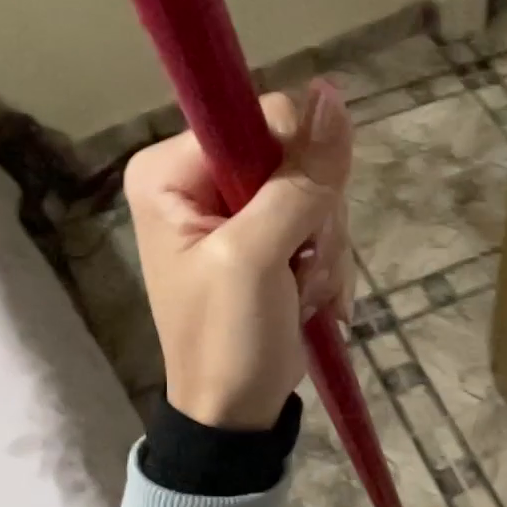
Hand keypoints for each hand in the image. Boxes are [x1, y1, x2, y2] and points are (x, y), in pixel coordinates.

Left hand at [124, 80, 354, 430]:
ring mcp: (238, 211)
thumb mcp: (257, 257)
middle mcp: (201, 180)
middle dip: (315, 221)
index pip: (258, 118)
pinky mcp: (268, 239)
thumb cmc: (228, 338)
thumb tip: (334, 95)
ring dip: (325, 250)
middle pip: (295, 157)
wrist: (237, 411)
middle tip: (301, 271)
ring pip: (316, 194)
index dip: (296, 161)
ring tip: (303, 295)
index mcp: (172, 170)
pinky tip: (312, 299)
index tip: (302, 221)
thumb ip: (297, 179)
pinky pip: (321, 225)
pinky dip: (327, 264)